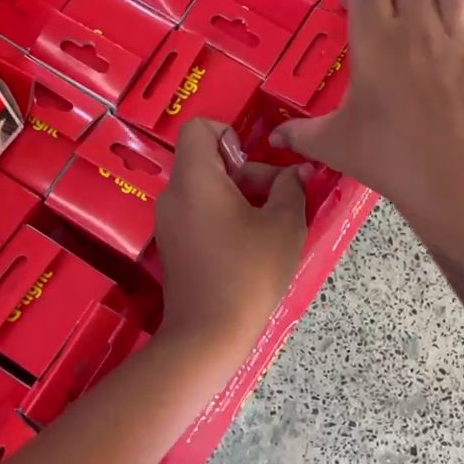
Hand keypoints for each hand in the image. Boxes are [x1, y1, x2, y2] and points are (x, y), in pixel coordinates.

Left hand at [154, 117, 310, 348]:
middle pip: (207, 160)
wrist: (209, 334)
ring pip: (205, 190)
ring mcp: (169, 223)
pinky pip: (199, 214)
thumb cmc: (249, 273)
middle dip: (246, 172)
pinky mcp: (173, 247)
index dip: (230, 134)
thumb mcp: (284, 225)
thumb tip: (295, 173)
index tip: (255, 165)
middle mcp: (174, 195)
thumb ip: (291, 188)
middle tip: (278, 200)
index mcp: (196, 179)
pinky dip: (224, 218)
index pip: (199, 128)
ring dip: (239, 197)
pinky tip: (250, 247)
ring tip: (270, 226)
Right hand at [270, 0, 463, 220]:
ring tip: (429, 14)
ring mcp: (456, 41)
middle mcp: (417, 29)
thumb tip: (275, 137)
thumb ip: (300, 134)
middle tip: (389, 19)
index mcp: (376, 41)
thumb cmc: (383, 155)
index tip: (348, 7)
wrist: (443, 175)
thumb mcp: (332, 143)